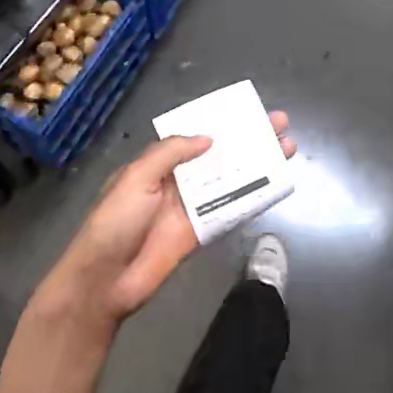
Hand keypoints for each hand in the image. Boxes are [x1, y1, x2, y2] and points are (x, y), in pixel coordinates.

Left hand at [37, 111, 295, 327]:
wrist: (105, 280)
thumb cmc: (115, 221)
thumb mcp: (137, 177)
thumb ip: (170, 154)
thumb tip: (207, 139)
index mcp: (157, 163)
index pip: (194, 137)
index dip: (219, 124)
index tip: (246, 112)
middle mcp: (177, 181)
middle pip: (218, 156)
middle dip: (247, 140)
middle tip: (279, 124)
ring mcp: (191, 208)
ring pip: (229, 180)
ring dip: (256, 165)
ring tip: (287, 148)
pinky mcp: (201, 233)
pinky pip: (230, 212)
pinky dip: (252, 198)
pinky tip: (275, 185)